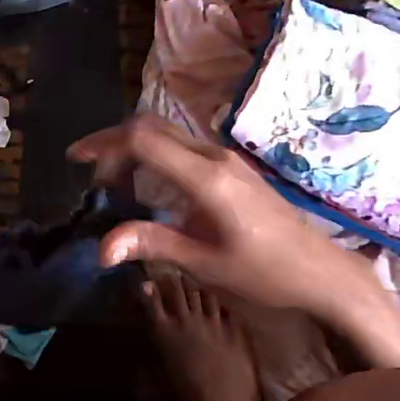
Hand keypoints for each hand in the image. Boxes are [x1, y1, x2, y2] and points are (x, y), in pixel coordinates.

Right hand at [69, 117, 347, 314]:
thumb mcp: (205, 263)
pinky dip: (153, 152)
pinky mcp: (230, 164)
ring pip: (166, 132)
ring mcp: (224, 157)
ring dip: (133, 146)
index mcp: (206, 178)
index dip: (104, 143)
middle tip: (91, 174)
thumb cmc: (266, 273)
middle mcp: (213, 156)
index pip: (144, 140)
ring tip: (112, 180)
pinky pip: (181, 144)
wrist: (322, 270)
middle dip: (113, 143)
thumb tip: (101, 249)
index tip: (77, 158)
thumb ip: (152, 244)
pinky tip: (146, 182)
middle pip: (151, 127)